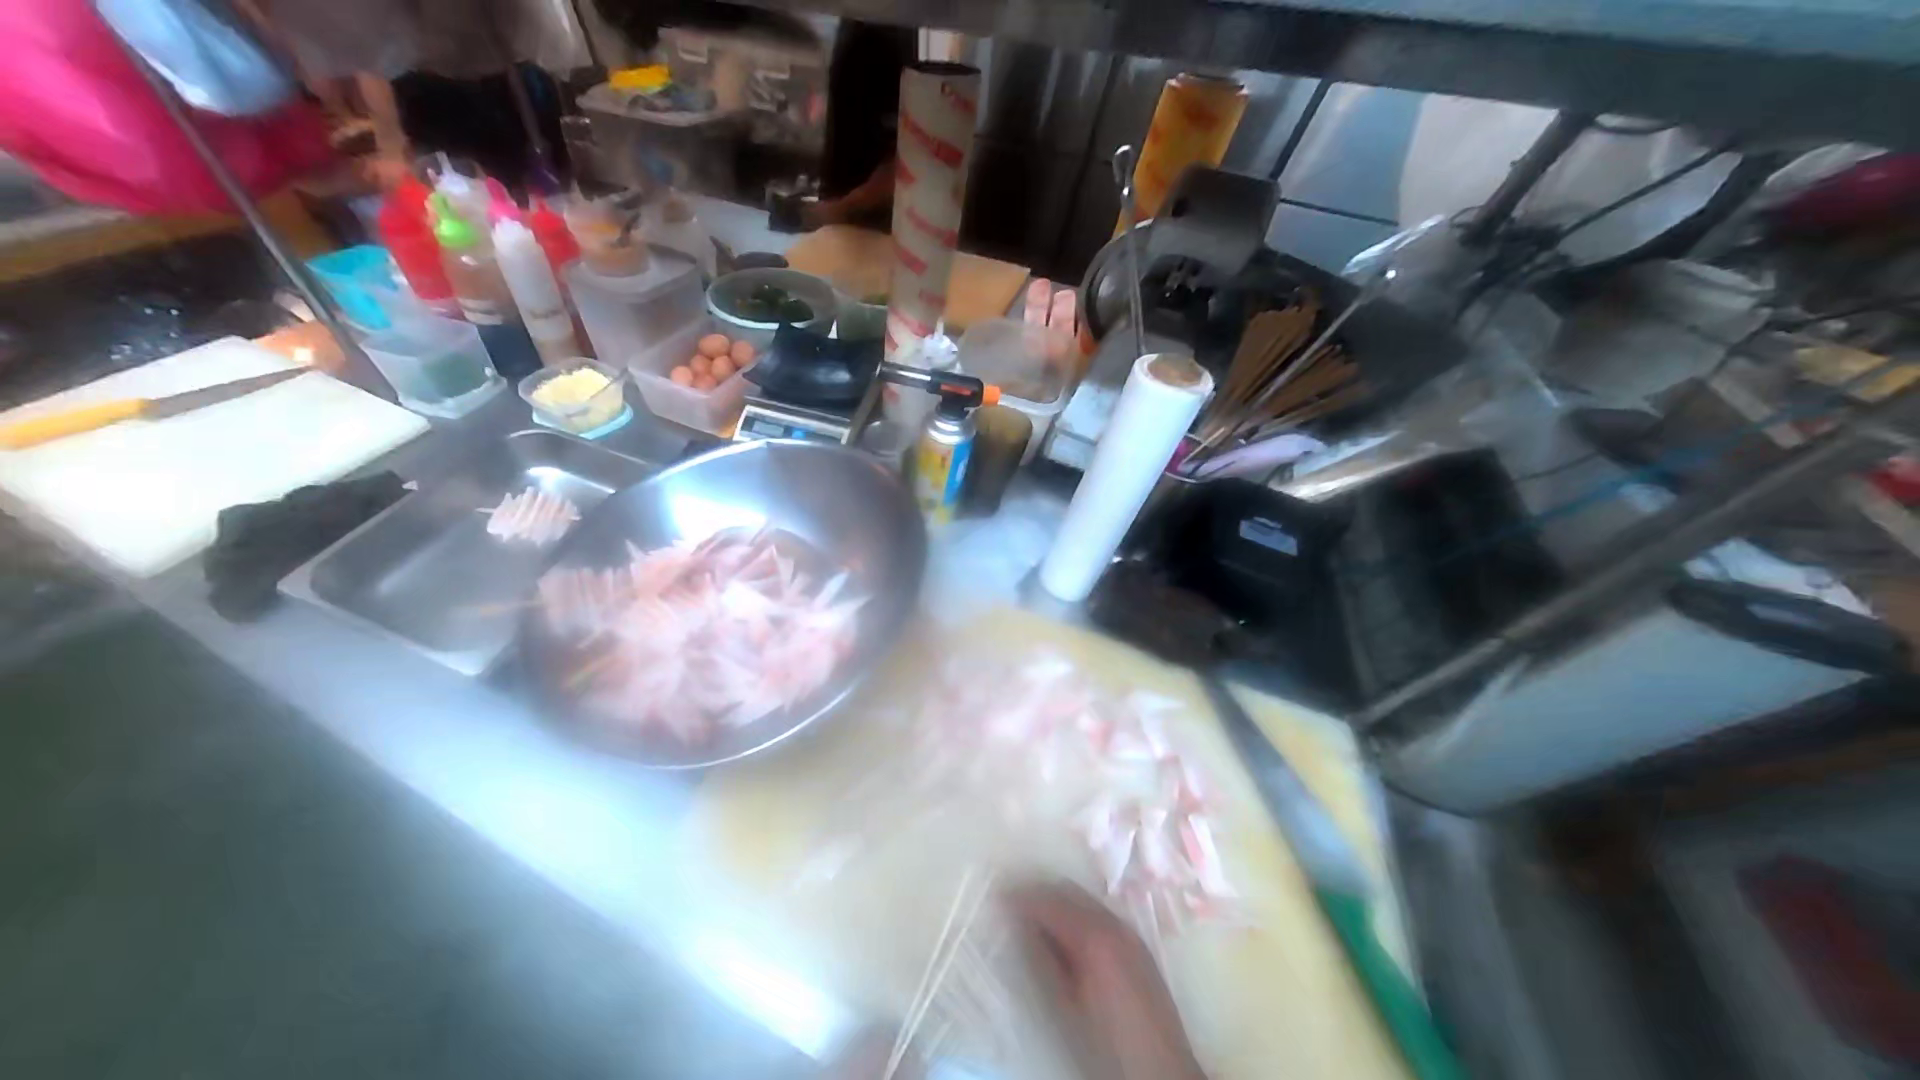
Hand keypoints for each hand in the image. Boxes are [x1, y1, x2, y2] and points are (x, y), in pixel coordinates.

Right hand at [1008, 882, 1206, 1079]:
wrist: (1163, 1070)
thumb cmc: (1108, 1043)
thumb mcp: (1065, 1004)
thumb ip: (1041, 958)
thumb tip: (1018, 923)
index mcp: (1092, 935)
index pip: (1048, 899)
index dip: (1020, 896)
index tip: (998, 897)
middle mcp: (1113, 922)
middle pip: (1067, 890)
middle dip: (1038, 891)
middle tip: (1012, 903)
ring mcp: (1129, 931)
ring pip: (1084, 899)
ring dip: (1058, 900)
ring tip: (1034, 917)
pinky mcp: (1137, 944)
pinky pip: (1099, 912)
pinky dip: (1077, 912)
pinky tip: (1065, 934)